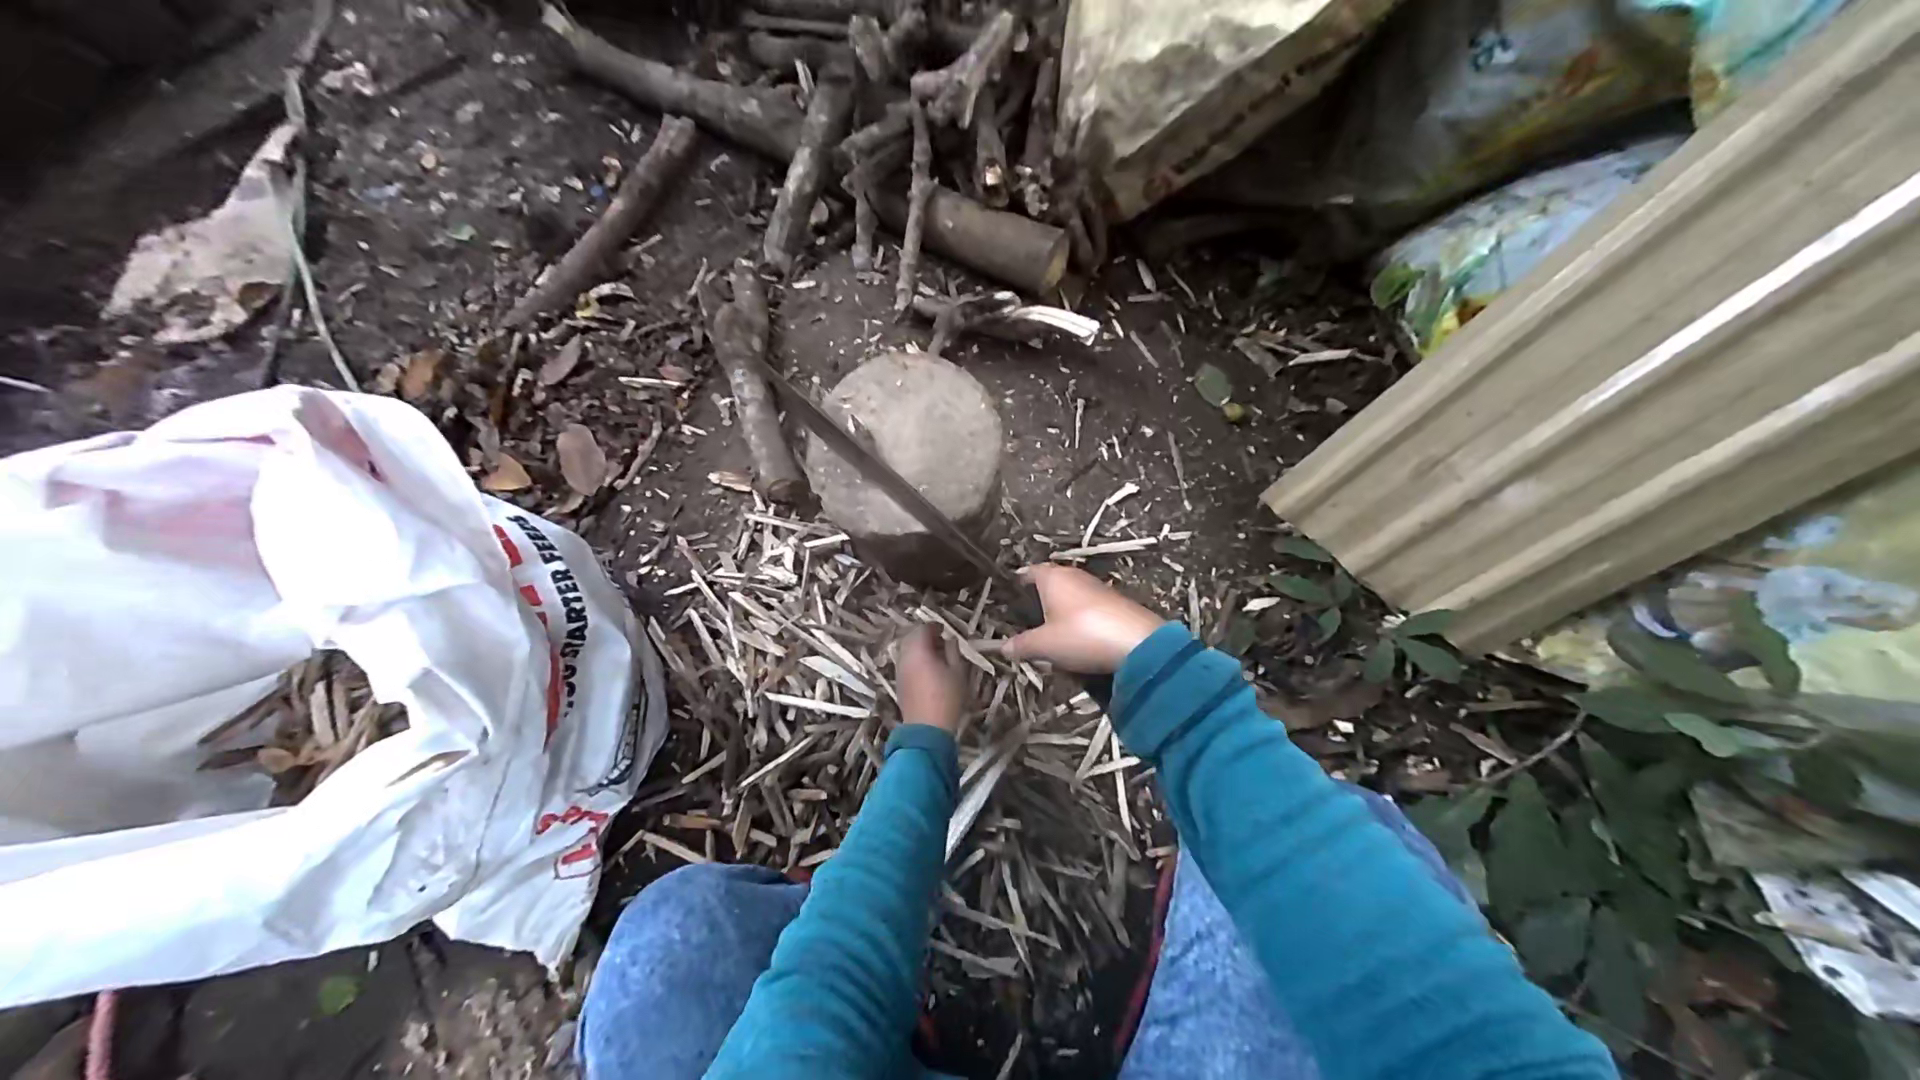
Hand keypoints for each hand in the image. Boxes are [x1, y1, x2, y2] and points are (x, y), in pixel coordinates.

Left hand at [897, 625, 962, 733]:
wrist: (927, 729)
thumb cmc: (947, 698)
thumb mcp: (957, 672)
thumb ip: (953, 651)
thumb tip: (950, 640)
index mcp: (918, 651)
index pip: (922, 629)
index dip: (934, 626)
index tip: (945, 629)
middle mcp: (904, 658)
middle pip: (910, 638)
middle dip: (924, 635)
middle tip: (940, 640)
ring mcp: (899, 671)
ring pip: (906, 651)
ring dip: (919, 648)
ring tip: (936, 654)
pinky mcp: (899, 684)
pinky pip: (905, 663)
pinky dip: (915, 660)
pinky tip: (928, 669)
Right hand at [1003, 565, 1165, 673]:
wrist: (1139, 644)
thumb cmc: (1082, 635)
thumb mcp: (1044, 645)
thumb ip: (1022, 645)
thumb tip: (1003, 647)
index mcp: (1053, 577)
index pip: (1030, 571)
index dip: (1020, 580)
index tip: (1012, 590)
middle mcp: (1075, 576)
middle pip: (1052, 582)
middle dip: (1041, 597)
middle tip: (1028, 616)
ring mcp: (1098, 588)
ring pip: (1072, 595)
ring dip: (1062, 610)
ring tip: (1051, 632)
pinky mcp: (1115, 604)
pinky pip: (1089, 608)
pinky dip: (1080, 619)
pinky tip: (1078, 638)